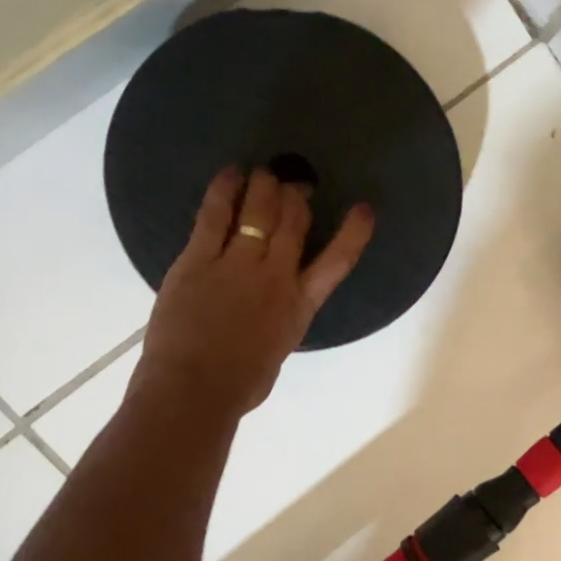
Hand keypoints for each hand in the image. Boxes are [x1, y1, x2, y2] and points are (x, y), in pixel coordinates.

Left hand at [130, 166, 373, 422]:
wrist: (196, 388)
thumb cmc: (240, 384)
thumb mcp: (276, 349)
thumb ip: (277, 320)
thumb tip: (268, 311)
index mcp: (300, 305)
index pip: (337, 261)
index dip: (353, 232)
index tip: (364, 209)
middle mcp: (275, 276)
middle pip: (292, 223)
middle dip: (296, 196)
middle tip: (295, 180)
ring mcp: (236, 264)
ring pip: (258, 213)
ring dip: (264, 187)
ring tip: (266, 171)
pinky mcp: (198, 260)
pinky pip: (214, 216)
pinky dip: (224, 191)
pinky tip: (231, 174)